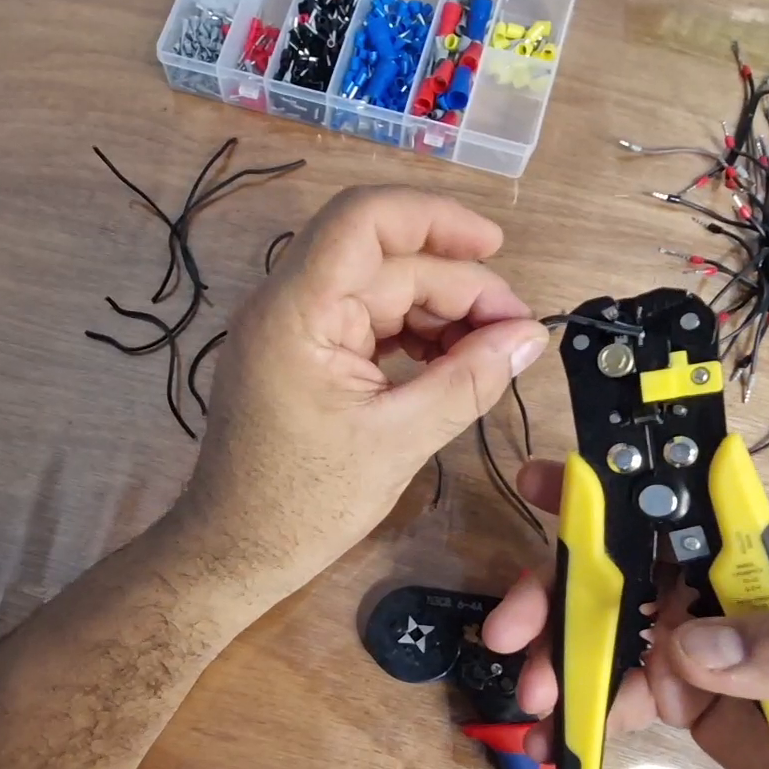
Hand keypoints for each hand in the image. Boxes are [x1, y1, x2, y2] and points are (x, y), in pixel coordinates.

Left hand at [176, 186, 547, 589]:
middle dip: (457, 287)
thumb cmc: (306, 505)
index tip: (495, 247)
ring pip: (380, 291)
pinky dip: (411, 337)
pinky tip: (449, 362)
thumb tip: (531, 337)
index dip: (436, 218)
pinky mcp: (302, 355)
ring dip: (439, 313)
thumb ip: (469, 381)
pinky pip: (365, 324)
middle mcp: (288, 305)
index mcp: (298, 313)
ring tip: (488, 354)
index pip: (364, 220)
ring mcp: (292, 329)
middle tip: (514, 334)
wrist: (237, 550)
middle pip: (385, 261)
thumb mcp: (399, 442)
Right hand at [482, 459, 768, 768]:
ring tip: (534, 707)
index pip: (675, 511)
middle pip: (615, 574)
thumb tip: (689, 643)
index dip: (605, 494)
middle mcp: (710, 592)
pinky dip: (579, 714)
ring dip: (557, 662)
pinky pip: (614, 694)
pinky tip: (552, 740)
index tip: (541, 483)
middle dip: (553, 597)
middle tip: (508, 636)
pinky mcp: (677, 695)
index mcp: (756, 563)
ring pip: (601, 634)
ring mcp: (688, 645)